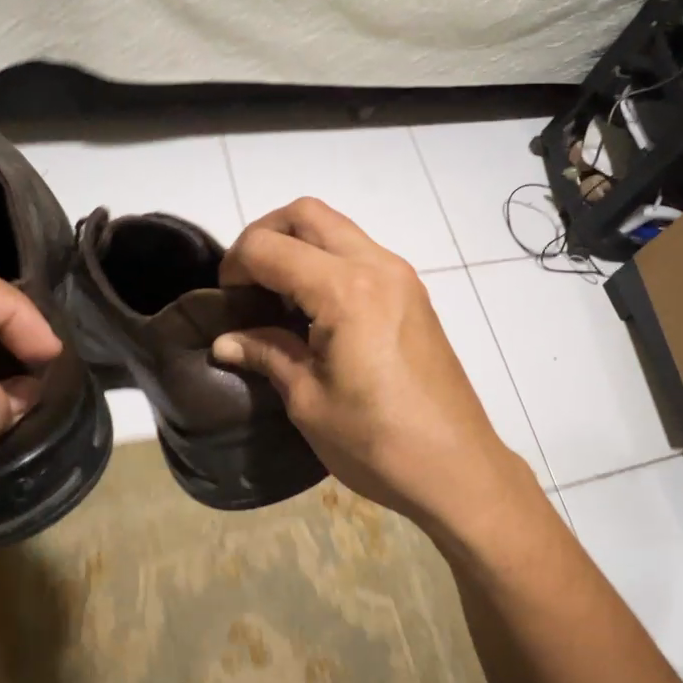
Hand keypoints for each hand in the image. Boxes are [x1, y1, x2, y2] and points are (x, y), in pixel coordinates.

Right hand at [212, 198, 531, 528]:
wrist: (457, 468)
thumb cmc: (377, 442)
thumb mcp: (309, 401)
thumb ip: (267, 354)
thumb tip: (224, 341)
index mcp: (345, 290)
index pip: (271, 247)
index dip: (236, 265)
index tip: (226, 301)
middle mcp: (376, 266)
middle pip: (307, 213)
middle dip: (266, 234)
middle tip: (246, 280)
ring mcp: (400, 276)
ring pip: (337, 227)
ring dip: (299, 244)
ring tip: (277, 295)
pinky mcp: (413, 293)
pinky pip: (360, 252)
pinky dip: (328, 261)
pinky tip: (314, 309)